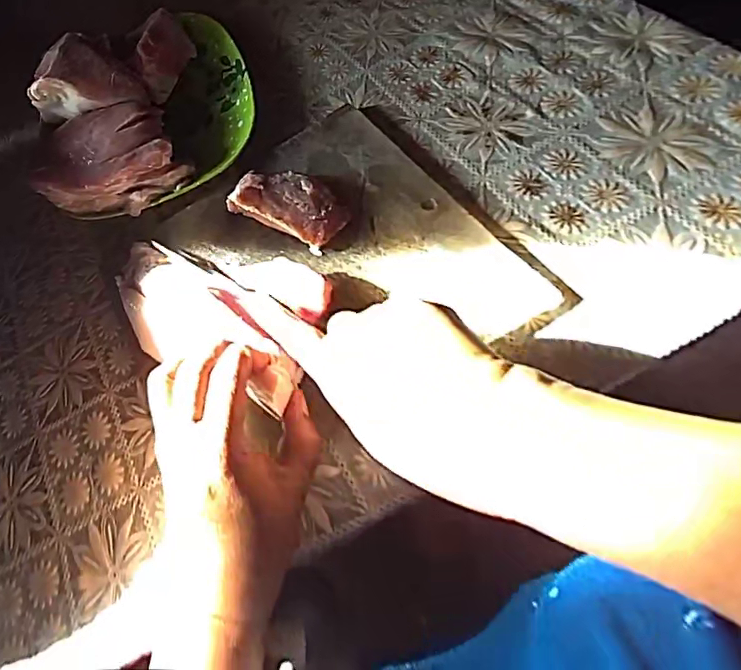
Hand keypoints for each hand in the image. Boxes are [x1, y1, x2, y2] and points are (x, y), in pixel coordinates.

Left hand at [147, 341, 320, 665]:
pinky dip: (178, 373)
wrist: (215, 582)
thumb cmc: (258, 544)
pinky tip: (200, 377)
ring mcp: (167, 440)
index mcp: (220, 448)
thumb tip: (294, 393)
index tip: (269, 359)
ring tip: (222, 356)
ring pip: (168, 374)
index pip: (226, 375)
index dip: (249, 355)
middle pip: (193, 365)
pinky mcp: (161, 445)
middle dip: (221, 346)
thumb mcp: (295, 490)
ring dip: (194, 355)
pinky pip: (160, 394)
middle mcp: (185, 438)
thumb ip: (302, 436)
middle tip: (247, 350)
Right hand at [235, 293, 539, 518]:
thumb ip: (350, 390)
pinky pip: (410, 312)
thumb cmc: (439, 448)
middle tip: (400, 375)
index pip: (290, 333)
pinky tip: (450, 355)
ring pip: (379, 321)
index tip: (242, 292)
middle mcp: (349, 339)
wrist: (498, 430)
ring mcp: (380, 317)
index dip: (264, 312)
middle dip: (364, 343)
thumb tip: (349, 375)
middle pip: (344, 328)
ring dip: (397, 338)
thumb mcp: (376, 430)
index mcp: (336, 375)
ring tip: (433, 371)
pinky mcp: (415, 304)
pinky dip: (425, 328)